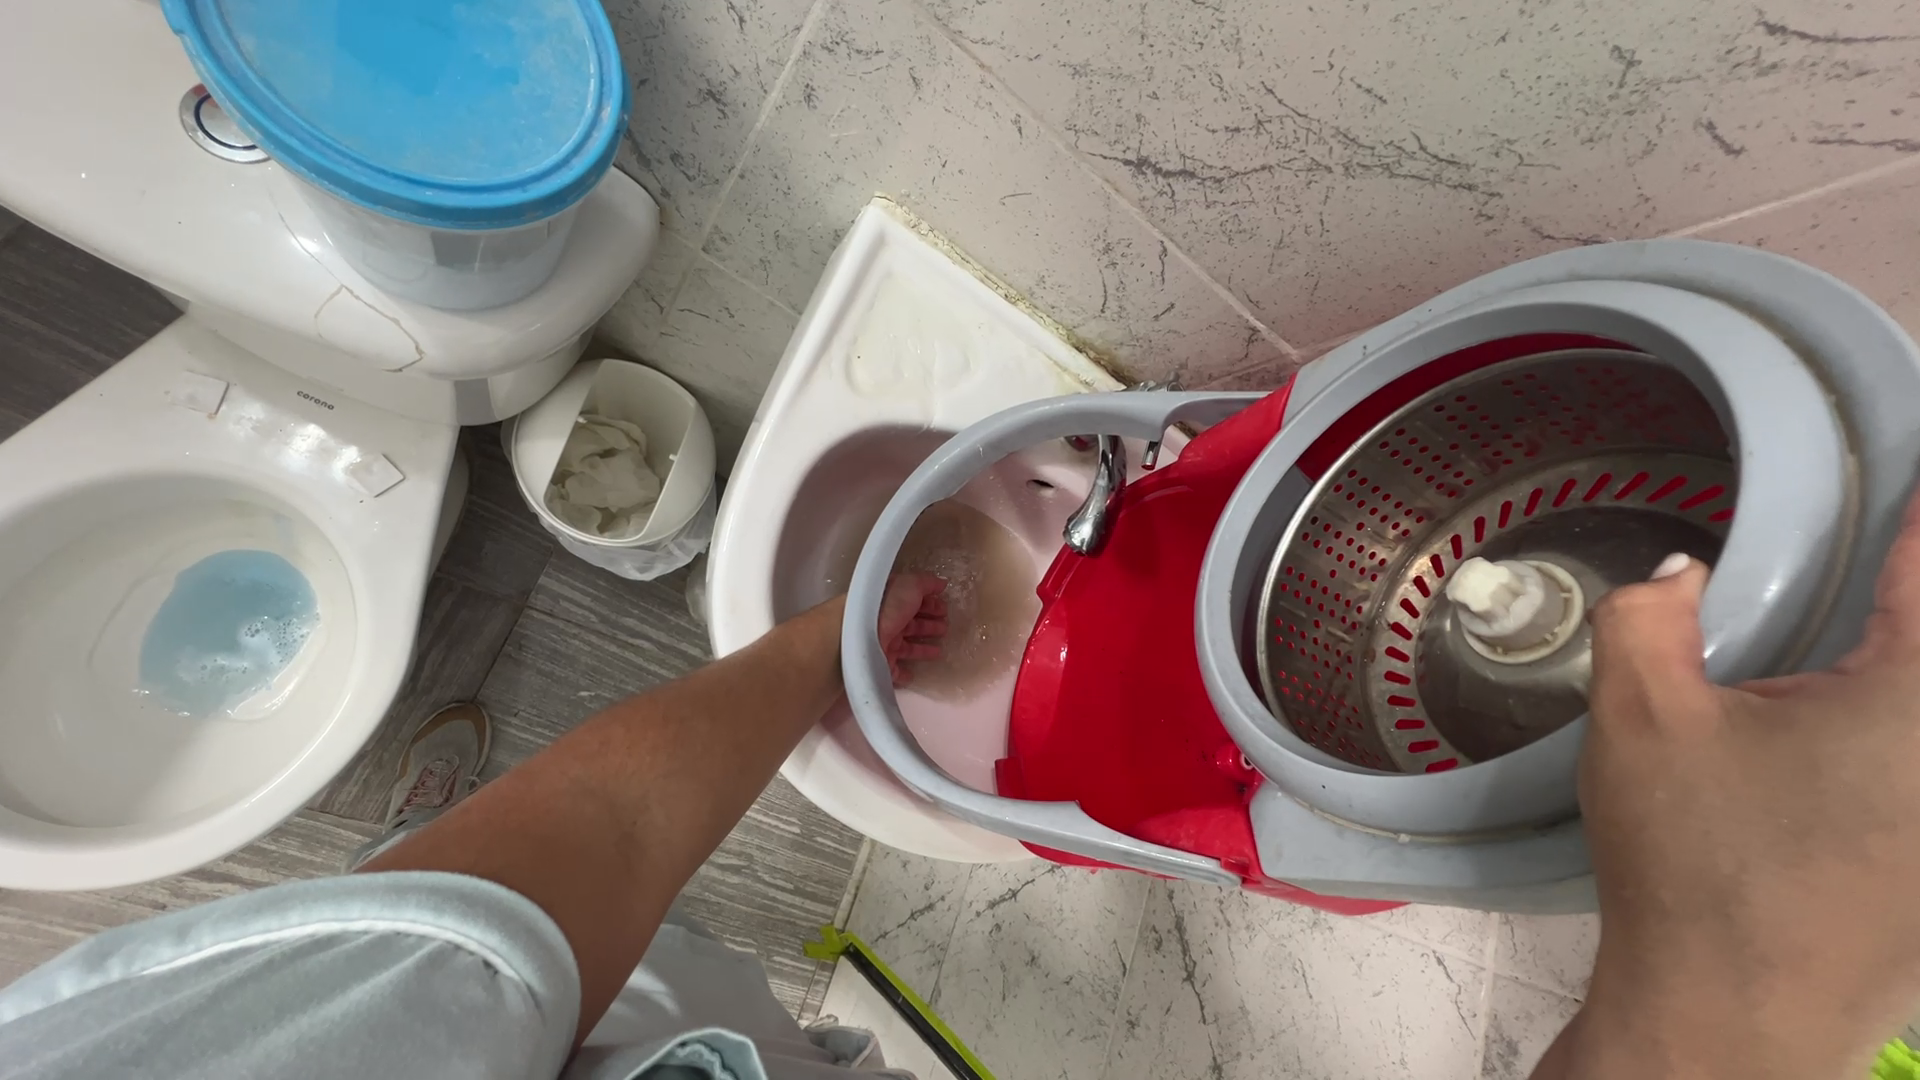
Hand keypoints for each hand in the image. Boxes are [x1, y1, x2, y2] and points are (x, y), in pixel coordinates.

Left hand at [877, 573, 946, 685]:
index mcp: (892, 600)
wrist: (856, 637)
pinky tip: (913, 674)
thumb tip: (941, 582)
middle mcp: (887, 621)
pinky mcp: (880, 664)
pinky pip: (894, 669)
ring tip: (938, 651)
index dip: (930, 603)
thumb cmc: (884, 607)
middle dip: (929, 624)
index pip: (914, 601)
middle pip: (912, 624)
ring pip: (906, 647)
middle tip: (945, 627)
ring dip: (922, 649)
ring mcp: (883, 643)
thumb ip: (926, 583)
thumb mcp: (909, 585)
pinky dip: (904, 672)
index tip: (944, 609)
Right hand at [1562, 495, 1919, 1077]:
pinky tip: (1833, 711)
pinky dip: (1877, 702)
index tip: (1909, 456)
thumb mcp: (1639, 718)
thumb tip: (1684, 568)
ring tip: (1844, 617)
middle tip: (1871, 550)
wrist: (1732, 998)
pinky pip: (1916, 746)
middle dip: (1901, 581)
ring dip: (1887, 641)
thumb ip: (1649, 619)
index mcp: (1914, 700)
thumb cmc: (1688, 849)